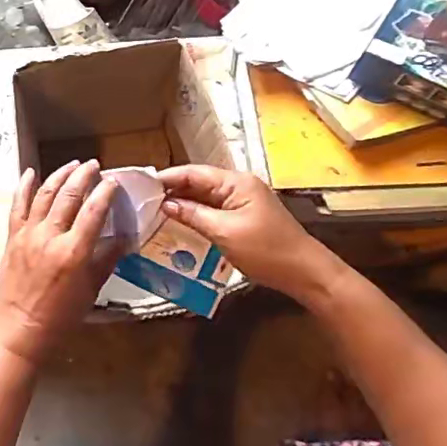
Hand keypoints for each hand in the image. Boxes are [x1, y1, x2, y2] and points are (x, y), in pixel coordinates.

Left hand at [0, 161, 123, 365]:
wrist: (19, 331)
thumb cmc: (60, 317)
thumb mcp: (92, 290)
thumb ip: (106, 260)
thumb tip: (123, 239)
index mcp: (74, 252)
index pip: (94, 211)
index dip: (106, 192)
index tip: (114, 181)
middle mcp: (50, 237)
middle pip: (69, 195)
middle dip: (84, 176)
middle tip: (95, 166)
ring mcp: (28, 235)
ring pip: (45, 194)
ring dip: (60, 176)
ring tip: (73, 165)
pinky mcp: (12, 237)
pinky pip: (18, 205)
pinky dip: (24, 186)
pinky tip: (31, 172)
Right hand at [156, 165, 335, 303]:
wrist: (305, 273)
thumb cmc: (266, 250)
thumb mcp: (224, 233)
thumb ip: (193, 215)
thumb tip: (165, 204)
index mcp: (236, 182)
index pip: (193, 173)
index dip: (167, 178)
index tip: (141, 185)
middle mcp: (238, 186)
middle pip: (198, 183)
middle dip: (172, 191)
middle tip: (142, 201)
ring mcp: (242, 202)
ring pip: (204, 198)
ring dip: (182, 204)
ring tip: (154, 213)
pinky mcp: (244, 217)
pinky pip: (214, 211)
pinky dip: (196, 216)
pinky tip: (178, 225)